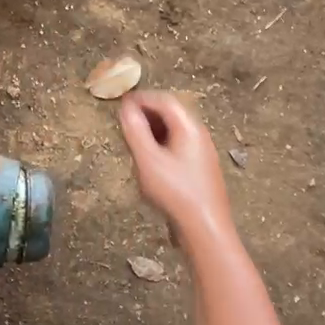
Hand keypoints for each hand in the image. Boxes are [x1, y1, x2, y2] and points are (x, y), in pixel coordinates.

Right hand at [117, 91, 231, 241]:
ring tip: (130, 139)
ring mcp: (201, 152)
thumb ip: (135, 131)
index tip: (119, 102)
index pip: (164, 100)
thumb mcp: (148, 160)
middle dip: (145, 113)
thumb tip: (125, 108)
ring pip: (173, 131)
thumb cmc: (175, 191)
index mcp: (189, 128)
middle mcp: (198, 135)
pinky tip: (147, 160)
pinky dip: (159, 144)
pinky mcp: (198, 168)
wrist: (204, 226)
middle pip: (171, 113)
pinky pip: (176, 146)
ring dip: (151, 129)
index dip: (141, 98)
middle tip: (122, 121)